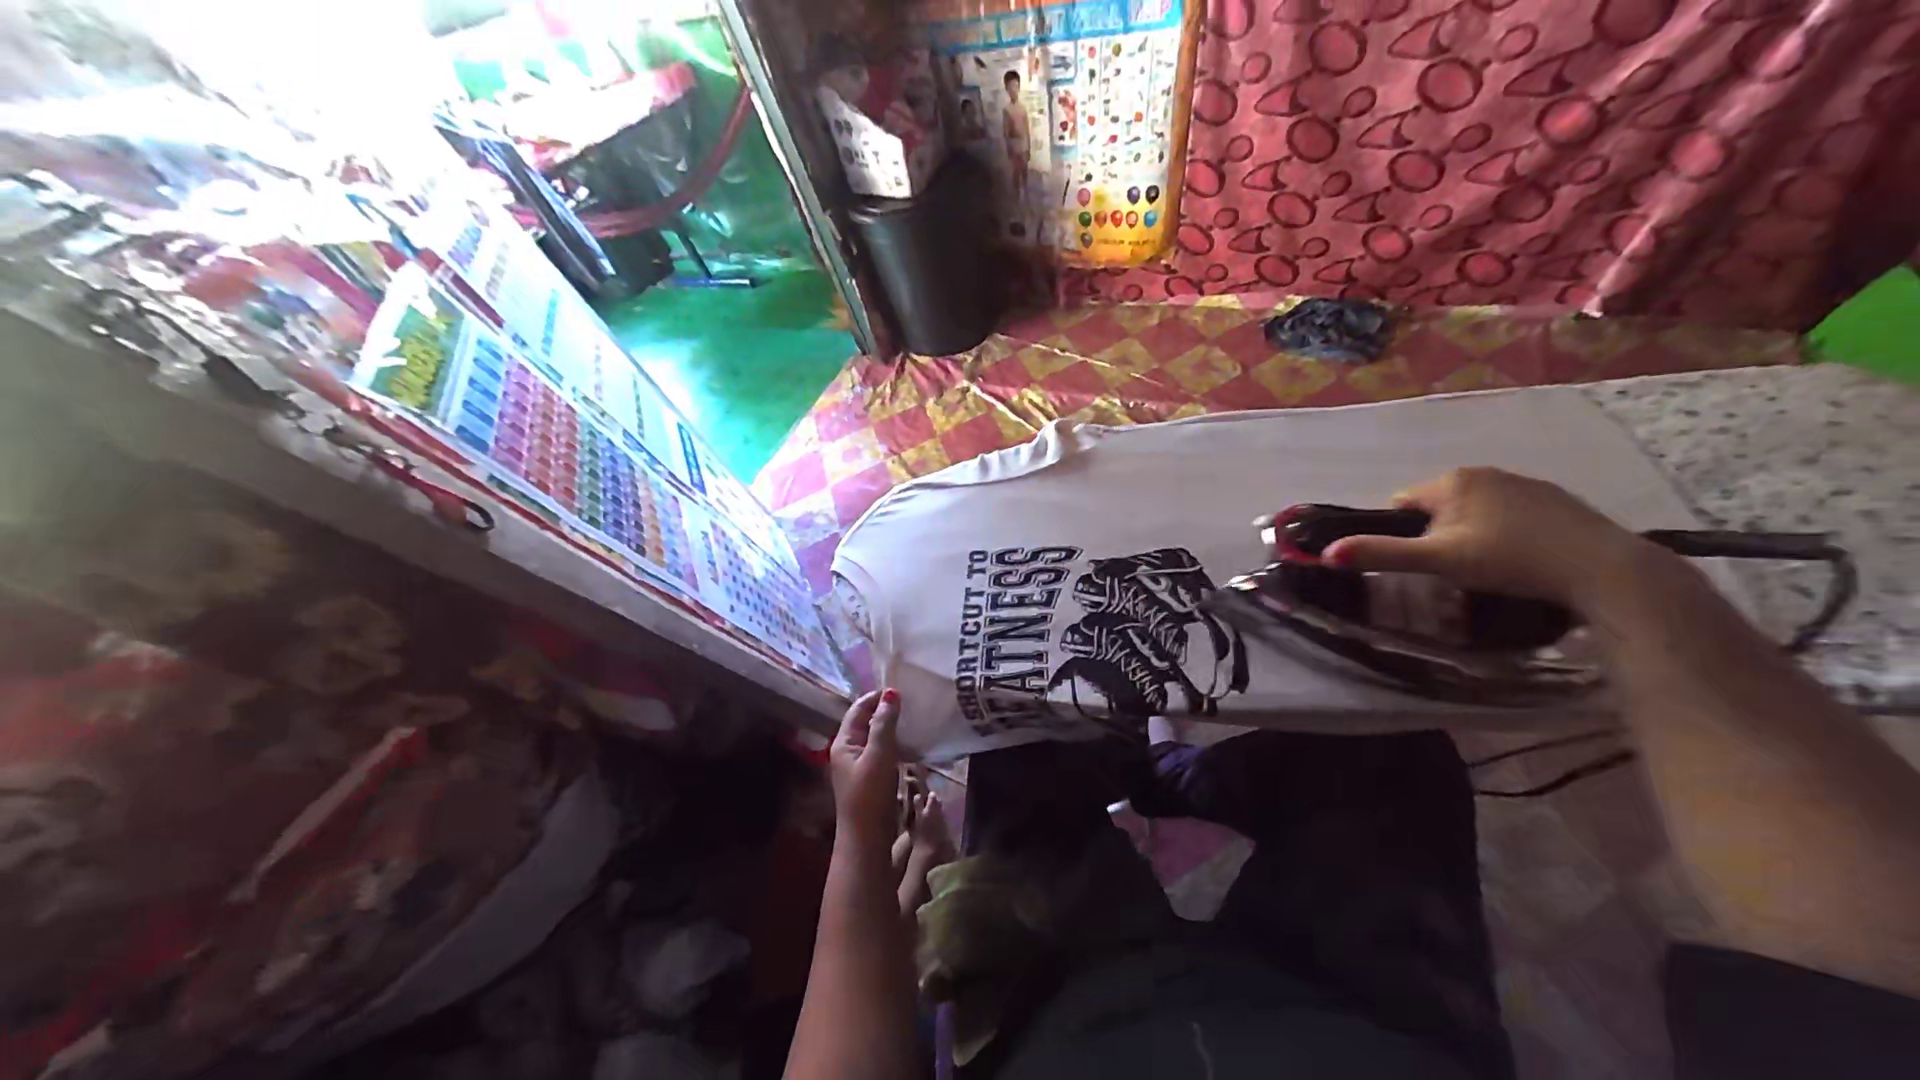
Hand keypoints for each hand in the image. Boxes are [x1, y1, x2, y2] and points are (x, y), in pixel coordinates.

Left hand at [829, 689, 901, 846]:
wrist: (866, 841)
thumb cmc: (870, 796)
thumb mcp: (879, 756)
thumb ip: (884, 724)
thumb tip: (891, 692)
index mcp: (843, 742)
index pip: (858, 709)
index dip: (876, 696)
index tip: (901, 688)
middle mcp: (848, 751)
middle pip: (865, 722)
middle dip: (885, 710)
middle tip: (911, 701)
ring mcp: (859, 766)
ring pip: (875, 738)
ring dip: (892, 727)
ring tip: (914, 718)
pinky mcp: (871, 779)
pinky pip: (883, 753)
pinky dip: (895, 744)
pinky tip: (912, 744)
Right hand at [1321, 467, 1657, 610]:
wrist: (1603, 568)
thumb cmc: (1509, 560)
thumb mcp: (1438, 561)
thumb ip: (1382, 555)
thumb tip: (1326, 554)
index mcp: (1452, 481)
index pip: (1402, 503)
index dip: (1403, 534)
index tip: (1423, 562)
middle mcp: (1485, 471)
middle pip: (1437, 507)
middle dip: (1437, 535)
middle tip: (1455, 570)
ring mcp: (1525, 483)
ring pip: (1474, 511)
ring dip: (1470, 534)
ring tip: (1490, 568)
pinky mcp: (1557, 500)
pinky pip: (1509, 514)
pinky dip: (1505, 533)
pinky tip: (1521, 559)